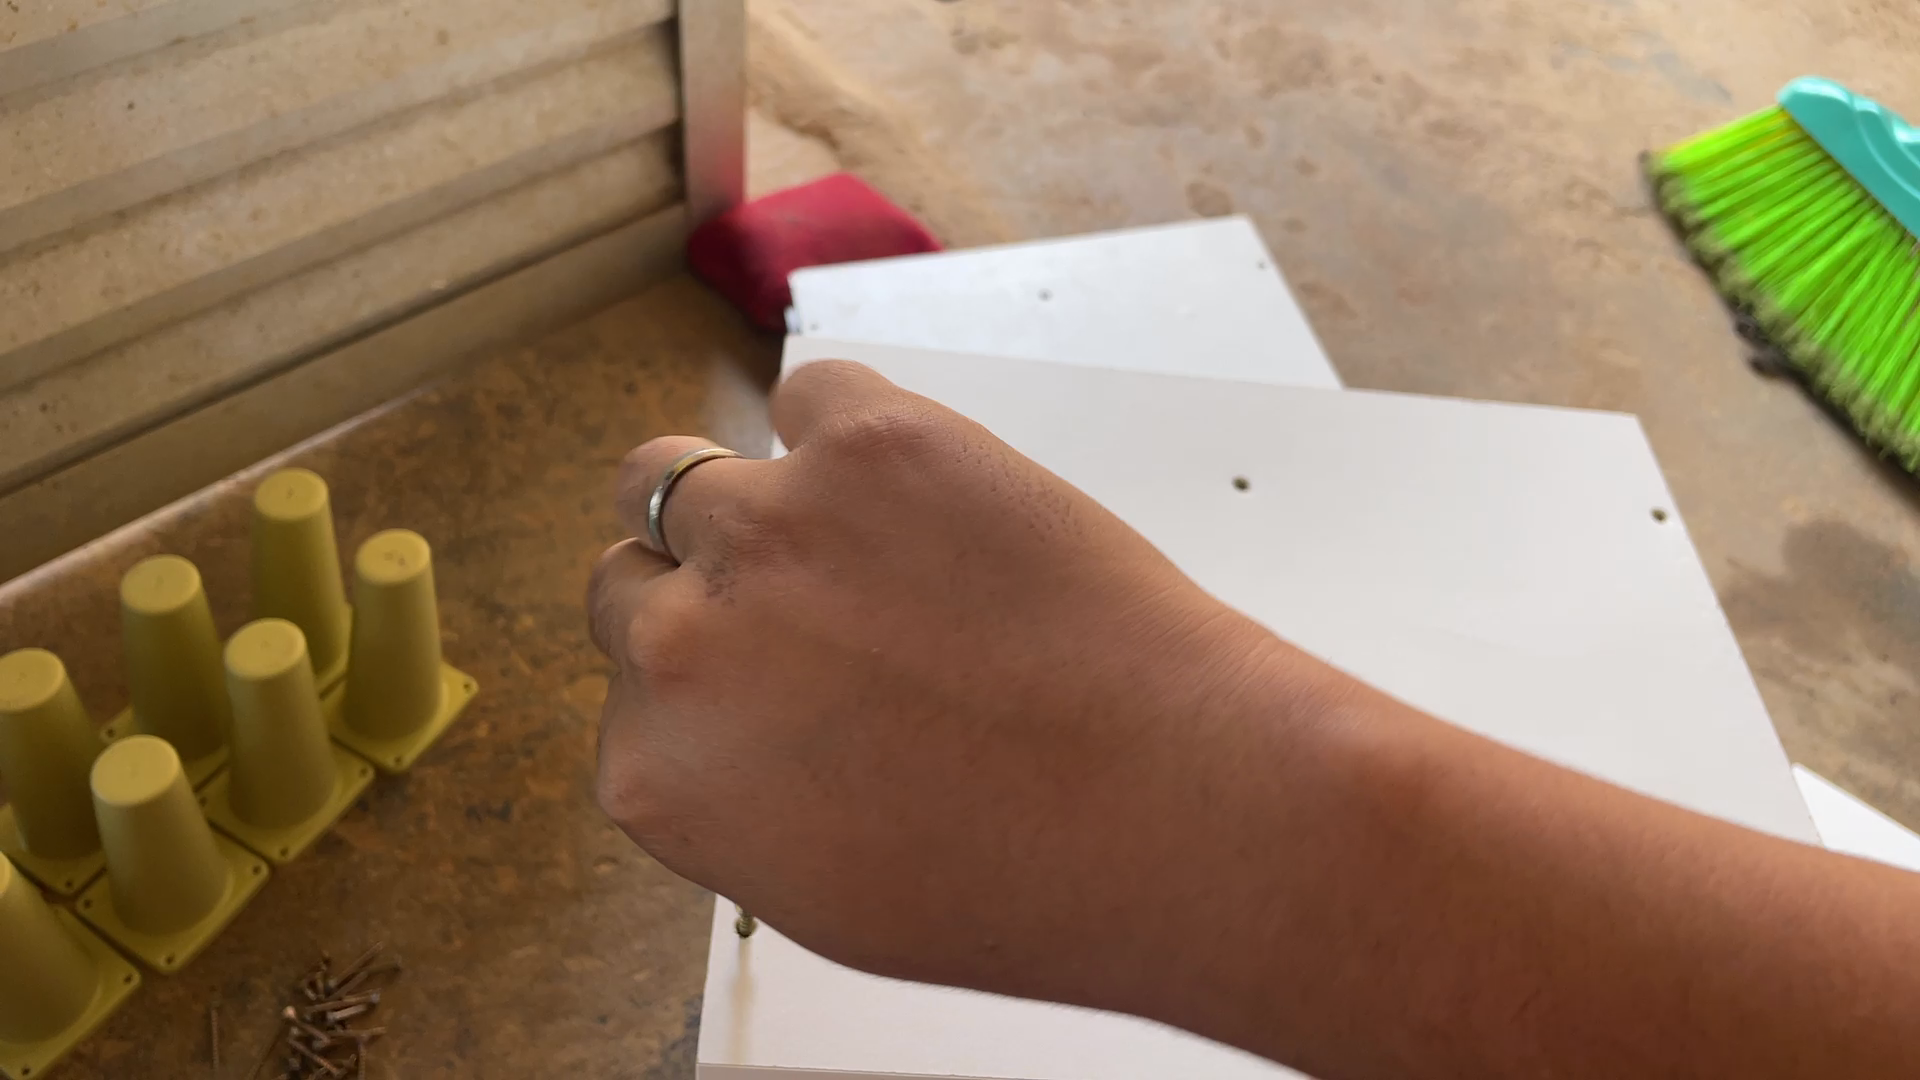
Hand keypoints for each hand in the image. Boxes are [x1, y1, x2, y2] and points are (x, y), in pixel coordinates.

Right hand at [587, 360, 1327, 1008]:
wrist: (1170, 805)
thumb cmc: (1025, 869)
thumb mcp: (830, 873)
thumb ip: (741, 780)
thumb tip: (732, 703)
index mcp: (661, 769)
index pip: (629, 678)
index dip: (702, 660)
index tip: (756, 652)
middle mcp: (683, 641)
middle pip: (630, 569)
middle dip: (696, 579)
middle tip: (787, 583)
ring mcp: (768, 528)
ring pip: (676, 473)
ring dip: (745, 498)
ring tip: (842, 522)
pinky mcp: (869, 443)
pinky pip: (810, 396)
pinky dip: (843, 426)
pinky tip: (911, 473)